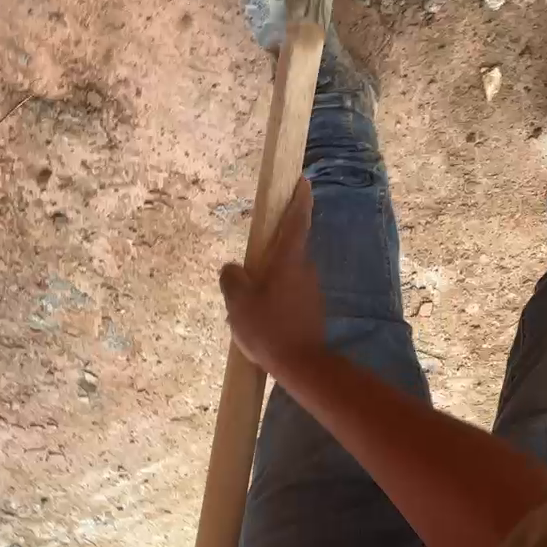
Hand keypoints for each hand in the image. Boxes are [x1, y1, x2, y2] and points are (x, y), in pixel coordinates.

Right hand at [220, 179, 325, 377]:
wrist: (300, 364)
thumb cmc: (268, 328)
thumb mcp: (237, 302)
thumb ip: (232, 278)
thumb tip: (233, 269)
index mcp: (288, 261)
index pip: (296, 222)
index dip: (299, 200)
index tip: (303, 182)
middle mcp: (305, 270)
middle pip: (287, 252)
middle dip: (269, 257)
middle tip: (247, 274)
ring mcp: (312, 291)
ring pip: (287, 278)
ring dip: (270, 284)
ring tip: (250, 308)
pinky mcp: (313, 310)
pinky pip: (291, 296)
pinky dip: (277, 301)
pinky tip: (262, 322)